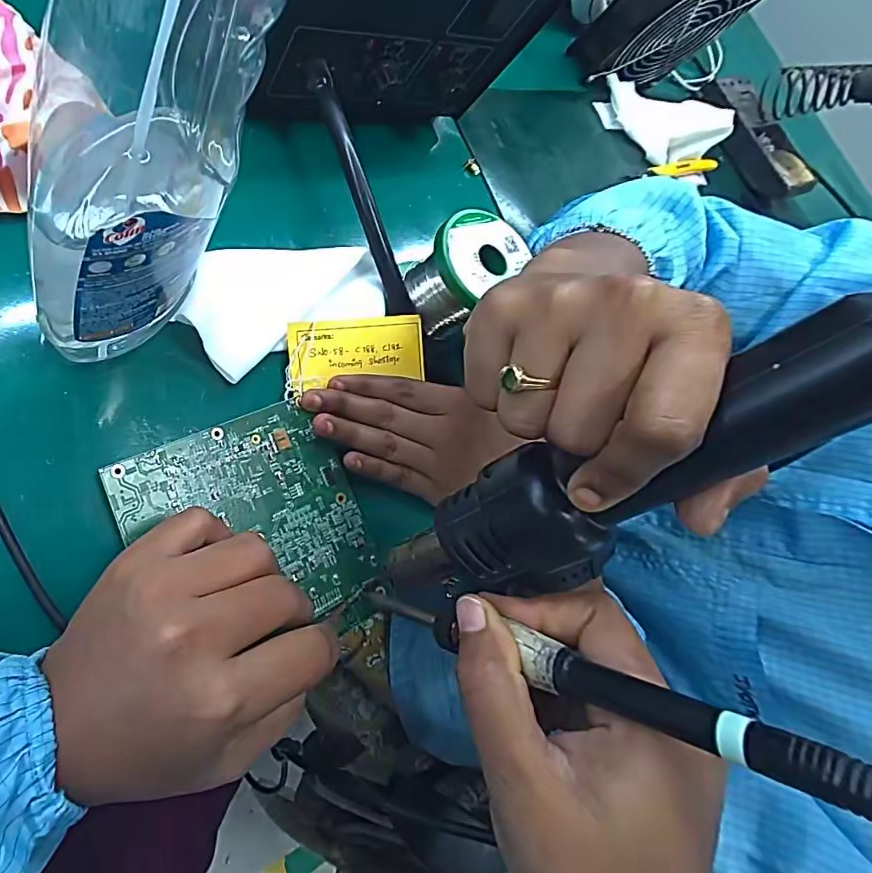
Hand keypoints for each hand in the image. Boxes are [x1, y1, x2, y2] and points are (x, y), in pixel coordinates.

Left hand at [43, 508, 338, 805]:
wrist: (57, 725)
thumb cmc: (143, 753)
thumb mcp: (225, 763)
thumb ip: (284, 713)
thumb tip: (310, 654)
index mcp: (220, 697)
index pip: (310, 648)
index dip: (322, 647)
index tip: (309, 648)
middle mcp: (194, 634)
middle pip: (286, 593)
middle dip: (294, 613)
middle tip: (271, 627)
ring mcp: (162, 586)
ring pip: (253, 549)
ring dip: (260, 574)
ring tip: (238, 595)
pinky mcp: (136, 558)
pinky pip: (201, 520)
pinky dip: (217, 538)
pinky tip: (207, 567)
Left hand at [298, 375, 525, 504]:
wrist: (562, 489)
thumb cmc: (540, 441)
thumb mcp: (509, 408)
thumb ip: (469, 402)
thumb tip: (435, 395)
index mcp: (459, 403)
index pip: (402, 390)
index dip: (366, 384)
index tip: (337, 380)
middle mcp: (443, 430)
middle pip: (384, 413)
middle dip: (344, 404)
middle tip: (309, 398)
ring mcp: (439, 462)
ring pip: (385, 443)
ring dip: (350, 432)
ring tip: (320, 423)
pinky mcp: (441, 492)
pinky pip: (401, 478)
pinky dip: (374, 469)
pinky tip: (349, 462)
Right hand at [455, 589, 726, 872]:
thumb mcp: (518, 775)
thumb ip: (491, 685)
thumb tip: (471, 608)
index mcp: (656, 716)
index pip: (596, 616)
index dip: (533, 609)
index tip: (480, 623)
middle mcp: (674, 719)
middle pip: (595, 639)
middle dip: (531, 642)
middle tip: (483, 661)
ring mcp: (670, 743)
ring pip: (592, 669)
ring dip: (539, 672)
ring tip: (504, 699)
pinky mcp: (656, 763)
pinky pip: (598, 702)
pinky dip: (556, 701)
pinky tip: (531, 728)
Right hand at [464, 230, 767, 532]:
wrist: (586, 273)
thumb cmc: (642, 348)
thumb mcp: (700, 400)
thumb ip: (718, 470)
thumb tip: (698, 518)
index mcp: (694, 324)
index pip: (659, 430)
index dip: (627, 475)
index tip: (602, 487)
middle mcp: (626, 300)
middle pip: (579, 431)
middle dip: (575, 439)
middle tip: (582, 412)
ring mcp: (556, 299)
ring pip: (524, 417)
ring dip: (532, 419)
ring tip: (552, 390)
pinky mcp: (500, 305)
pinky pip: (481, 393)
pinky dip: (495, 398)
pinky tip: (519, 371)